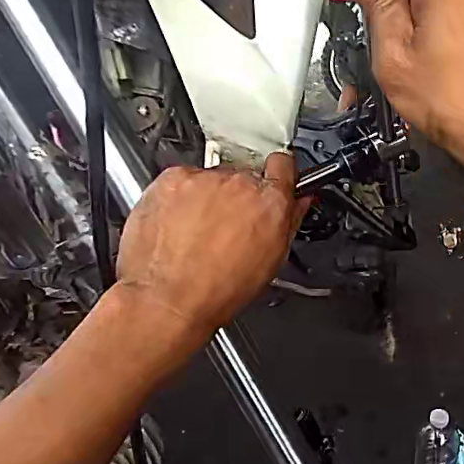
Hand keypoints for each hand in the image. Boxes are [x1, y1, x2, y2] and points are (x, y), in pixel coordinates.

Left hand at [112, 153, 303, 335]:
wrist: (167, 299)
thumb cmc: (218, 289)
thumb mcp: (271, 260)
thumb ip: (289, 221)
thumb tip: (296, 203)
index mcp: (271, 201)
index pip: (282, 164)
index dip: (277, 175)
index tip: (272, 182)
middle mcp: (239, 183)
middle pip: (244, 176)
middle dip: (238, 197)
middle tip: (227, 227)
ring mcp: (204, 180)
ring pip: (211, 179)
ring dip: (208, 198)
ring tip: (197, 233)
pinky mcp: (171, 180)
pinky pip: (181, 182)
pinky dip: (179, 198)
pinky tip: (178, 226)